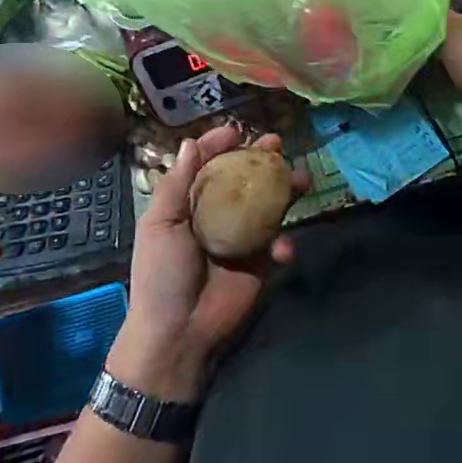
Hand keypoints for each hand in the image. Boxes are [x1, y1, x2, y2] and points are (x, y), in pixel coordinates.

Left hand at [108, 126, 307, 401]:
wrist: (179, 332)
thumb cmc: (162, 274)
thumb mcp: (160, 224)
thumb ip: (177, 183)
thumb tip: (189, 142)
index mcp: (188, 204)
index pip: (206, 165)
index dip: (219, 145)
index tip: (236, 131)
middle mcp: (216, 215)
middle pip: (242, 179)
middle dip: (260, 159)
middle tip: (277, 144)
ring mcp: (241, 238)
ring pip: (268, 204)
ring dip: (286, 189)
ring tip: (302, 178)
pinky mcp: (260, 263)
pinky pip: (279, 242)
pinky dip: (285, 241)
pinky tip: (282, 248)